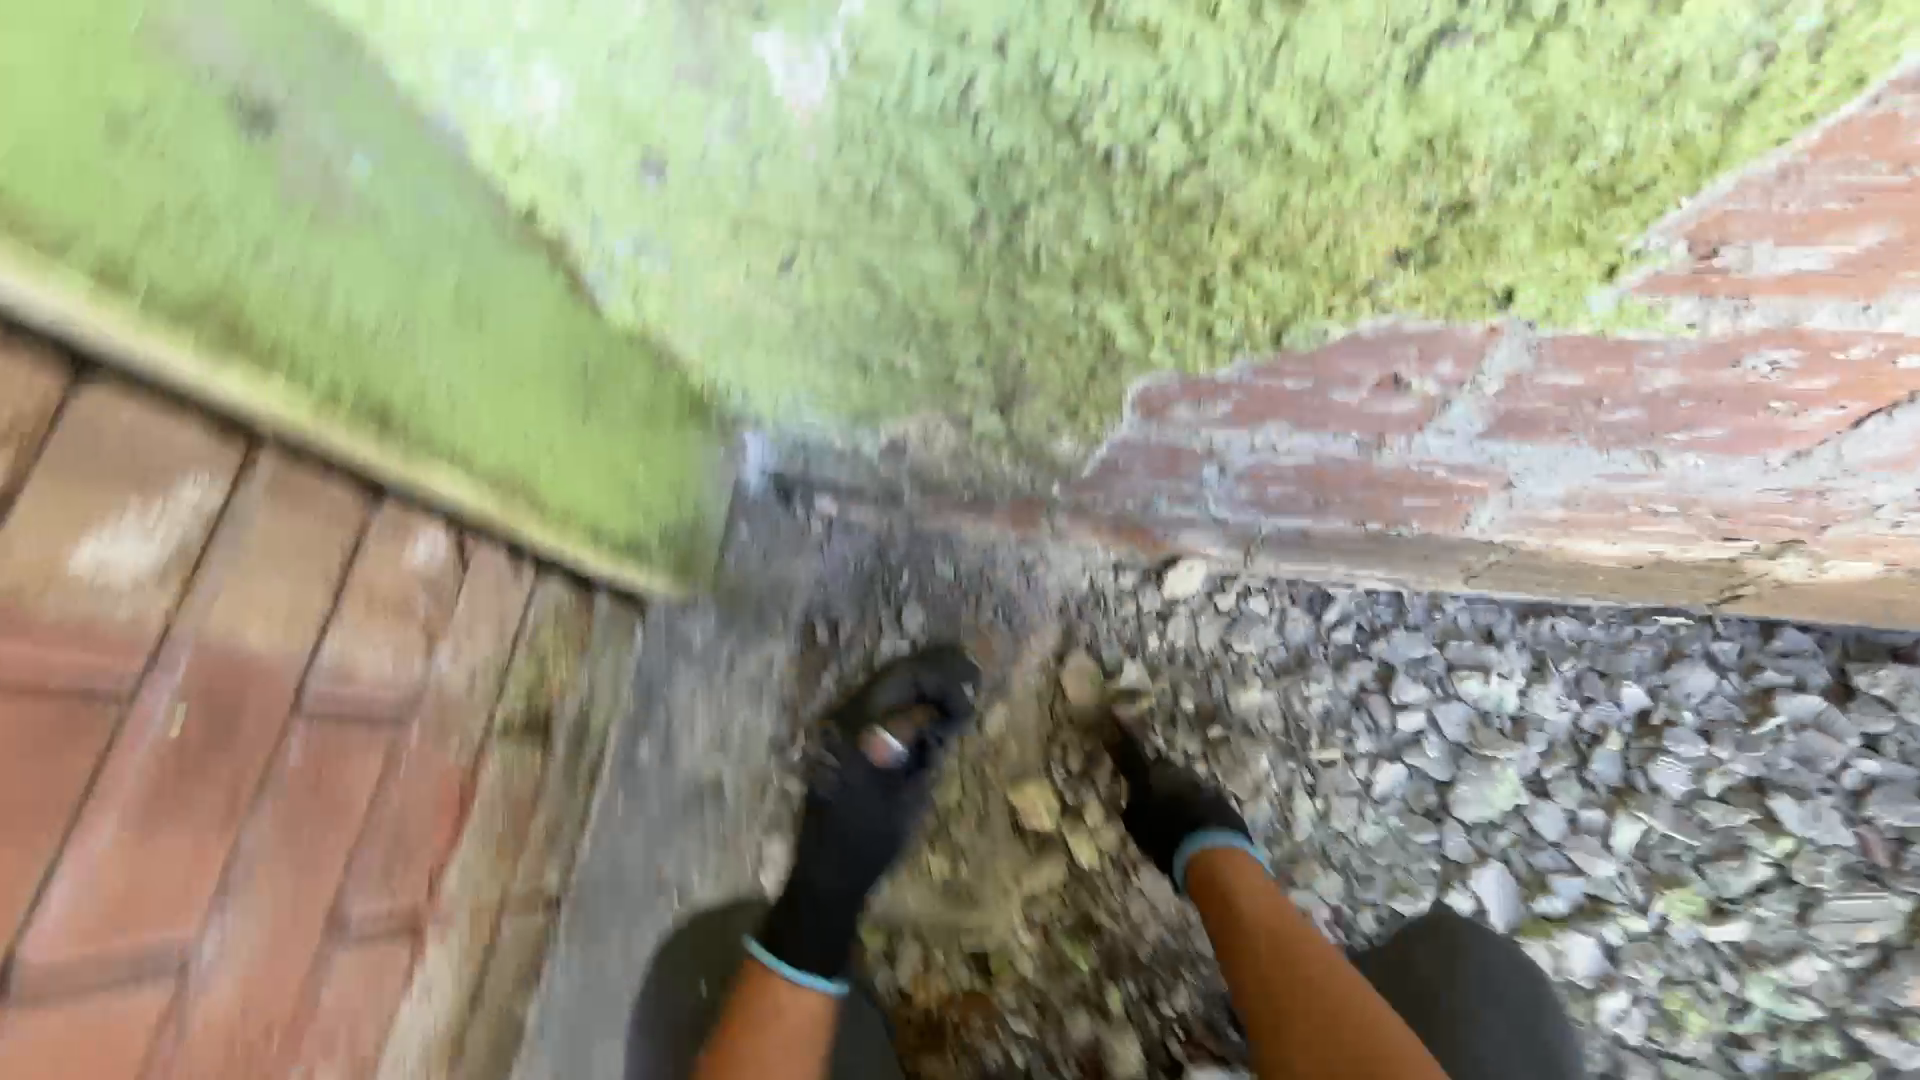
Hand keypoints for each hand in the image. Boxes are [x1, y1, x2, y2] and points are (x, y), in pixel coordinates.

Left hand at [754, 646, 980, 985]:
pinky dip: (903, 701)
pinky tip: (924, 716)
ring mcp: (837, 723)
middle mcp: (846, 715)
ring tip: (951, 700)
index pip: (912, 682)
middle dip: (936, 678)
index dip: (948, 689)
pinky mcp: (836, 736)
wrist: (826, 872)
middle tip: (967, 686)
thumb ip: (930, 746)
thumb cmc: (873, 840)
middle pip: (897, 674)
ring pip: (885, 684)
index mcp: (865, 728)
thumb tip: (946, 716)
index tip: (968, 711)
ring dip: (920, 686)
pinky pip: (875, 703)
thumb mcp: (914, 793)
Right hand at [1107, 723, 1260, 892]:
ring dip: (1175, 791)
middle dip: (1153, 774)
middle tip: (1150, 791)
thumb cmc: (1166, 839)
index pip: (1130, 747)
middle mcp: (1173, 770)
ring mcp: (1198, 781)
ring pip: (1180, 780)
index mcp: (1148, 775)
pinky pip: (1199, 795)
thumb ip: (1133, 808)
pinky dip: (1193, 804)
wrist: (1214, 852)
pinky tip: (1193, 823)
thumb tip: (1132, 800)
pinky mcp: (1218, 795)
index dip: (1122, 728)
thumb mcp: (1137, 828)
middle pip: (1158, 765)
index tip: (1115, 709)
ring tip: (1174, 814)